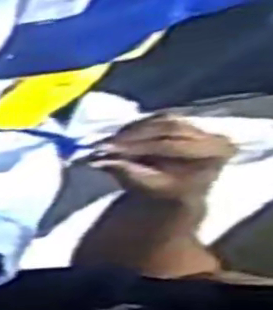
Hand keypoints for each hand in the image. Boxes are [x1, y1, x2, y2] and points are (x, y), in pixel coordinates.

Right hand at [89, 116, 235, 203]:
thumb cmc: (163, 191)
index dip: (133, 146)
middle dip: (131, 136)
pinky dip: (136, 126)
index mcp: (214, 153)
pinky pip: (159, 118)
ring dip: (132, 129)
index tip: (102, 150)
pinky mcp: (187, 124)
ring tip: (108, 141)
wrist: (177, 190)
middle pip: (168, 128)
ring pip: (163, 120)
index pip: (169, 145)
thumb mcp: (146, 185)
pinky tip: (118, 135)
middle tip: (101, 144)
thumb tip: (96, 160)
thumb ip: (126, 172)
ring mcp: (201, 128)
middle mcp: (213, 136)